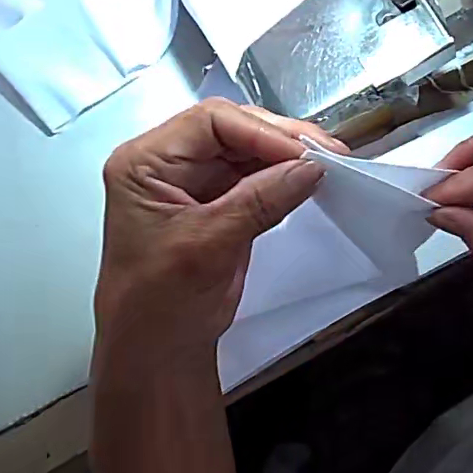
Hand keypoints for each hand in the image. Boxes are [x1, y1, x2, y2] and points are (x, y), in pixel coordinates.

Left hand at [94, 99, 342, 378]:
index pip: (210, 123)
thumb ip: (260, 201)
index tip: (302, 153)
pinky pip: (256, 174)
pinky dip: (284, 175)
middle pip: (232, 128)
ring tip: (327, 161)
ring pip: (249, 148)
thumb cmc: (158, 303)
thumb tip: (310, 168)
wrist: (158, 349)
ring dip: (288, 154)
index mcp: (145, 162)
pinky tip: (308, 178)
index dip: (260, 132)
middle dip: (280, 138)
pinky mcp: (219, 199)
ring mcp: (195, 180)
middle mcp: (168, 162)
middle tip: (326, 151)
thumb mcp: (207, 245)